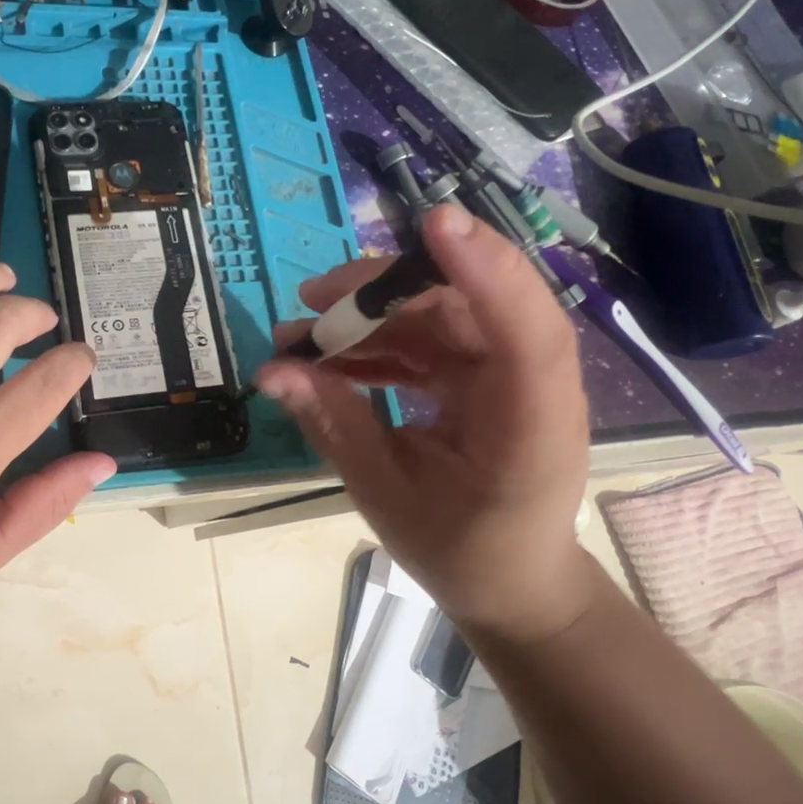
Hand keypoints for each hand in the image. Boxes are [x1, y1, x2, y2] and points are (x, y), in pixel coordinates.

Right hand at [257, 204, 595, 642]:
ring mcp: (508, 375)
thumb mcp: (387, 495)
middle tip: (312, 299)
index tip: (433, 221)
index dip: (485, 271)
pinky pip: (430, 339)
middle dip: (387, 291)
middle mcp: (531, 385)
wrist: (512, 583)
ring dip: (371, 316)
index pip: (525, 332)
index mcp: (530, 426)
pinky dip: (379, 342)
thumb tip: (272, 371)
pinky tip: (330, 358)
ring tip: (301, 332)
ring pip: (442, 314)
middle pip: (469, 305)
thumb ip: (336, 426)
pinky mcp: (484, 375)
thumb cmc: (464, 551)